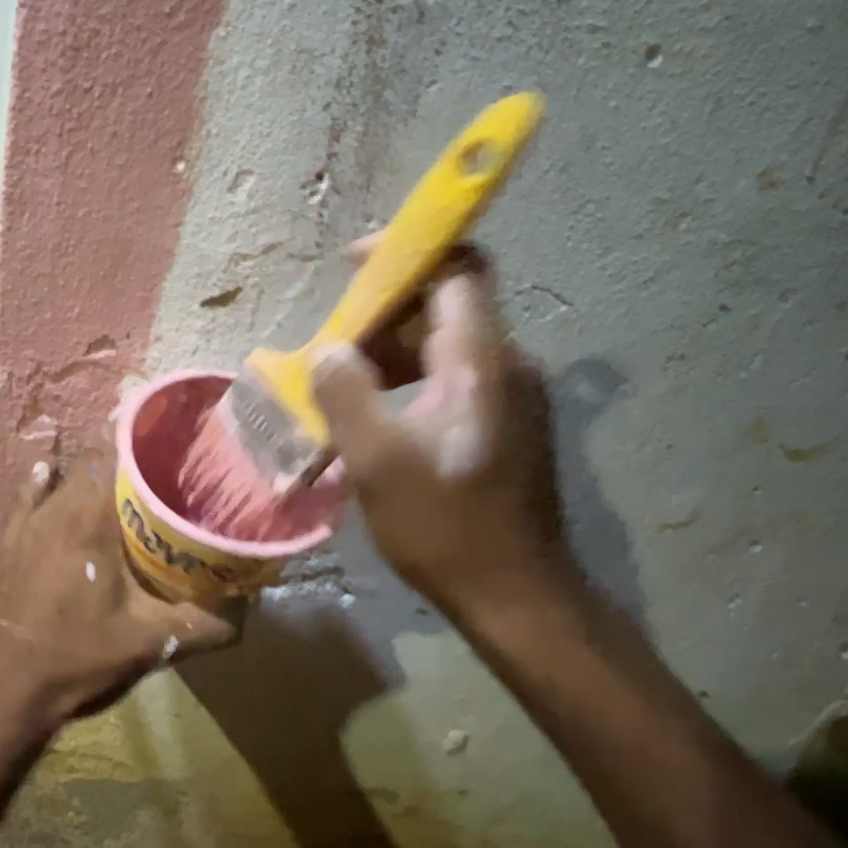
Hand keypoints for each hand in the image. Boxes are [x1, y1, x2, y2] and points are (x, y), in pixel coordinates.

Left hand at [0, 456, 237, 728]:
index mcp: (90, 519)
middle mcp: (55, 509)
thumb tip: (245, 616)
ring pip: (62, 481)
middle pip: (93, 465)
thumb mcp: (148, 644)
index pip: (117, 454)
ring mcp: (25, 525)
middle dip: (127, 459)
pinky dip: (42, 482)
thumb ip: (202, 626)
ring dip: (90, 474)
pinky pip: (27, 499)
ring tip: (121, 473)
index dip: (144, 437)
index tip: (173, 433)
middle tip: (160, 464)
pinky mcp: (6, 543)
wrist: (3, 690)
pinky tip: (46, 469)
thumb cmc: (76, 658)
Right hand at [312, 249, 569, 606]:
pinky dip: (414, 380)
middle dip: (385, 312)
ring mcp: (515, 396)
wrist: (517, 595)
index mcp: (480, 361)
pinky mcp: (511, 425)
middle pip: (448, 304)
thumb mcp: (377, 460)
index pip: (459, 268)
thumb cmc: (445, 525)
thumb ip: (346, 392)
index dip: (407, 252)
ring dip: (394, 351)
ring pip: (449, 345)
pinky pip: (457, 378)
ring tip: (344, 385)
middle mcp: (508, 365)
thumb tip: (330, 350)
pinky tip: (378, 419)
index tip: (353, 265)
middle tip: (332, 345)